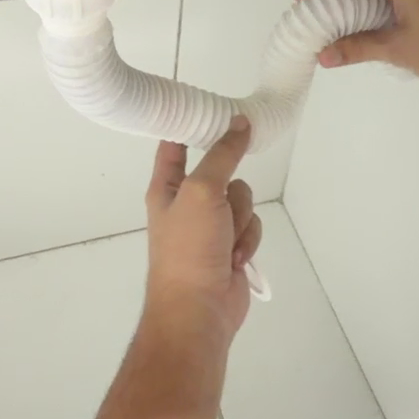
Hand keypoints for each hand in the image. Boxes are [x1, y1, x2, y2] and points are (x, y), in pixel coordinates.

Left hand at [142, 117, 262, 343]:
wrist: (199, 311)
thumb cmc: (188, 247)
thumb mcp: (202, 191)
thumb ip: (222, 155)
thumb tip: (239, 121)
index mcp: (166, 186)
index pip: (176, 143)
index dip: (192, 125)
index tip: (213, 106)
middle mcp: (187, 201)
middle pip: (222, 169)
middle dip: (230, 189)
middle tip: (220, 203)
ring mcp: (210, 225)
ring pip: (242, 197)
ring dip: (240, 220)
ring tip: (226, 243)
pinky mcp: (231, 245)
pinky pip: (251, 224)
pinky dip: (248, 240)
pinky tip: (236, 259)